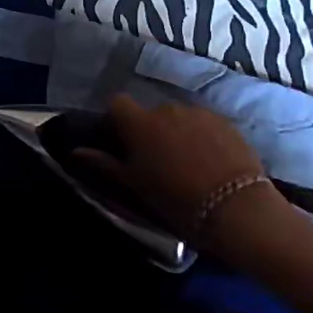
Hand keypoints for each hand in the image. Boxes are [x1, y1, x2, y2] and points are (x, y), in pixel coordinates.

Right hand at [72, 94, 266, 239]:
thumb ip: (104, 165)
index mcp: (140, 124)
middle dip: (151, 131)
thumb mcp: (135, 187)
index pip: (117, 104)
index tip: (122, 142)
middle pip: (151, 114)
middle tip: (156, 162)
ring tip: (187, 165)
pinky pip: (205, 124)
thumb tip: (75, 152)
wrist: (236, 208)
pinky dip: (202, 138)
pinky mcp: (226, 121)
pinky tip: (211, 163)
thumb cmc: (177, 201)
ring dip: (178, 134)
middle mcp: (168, 109)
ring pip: (179, 119)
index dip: (117, 120)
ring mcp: (200, 113)